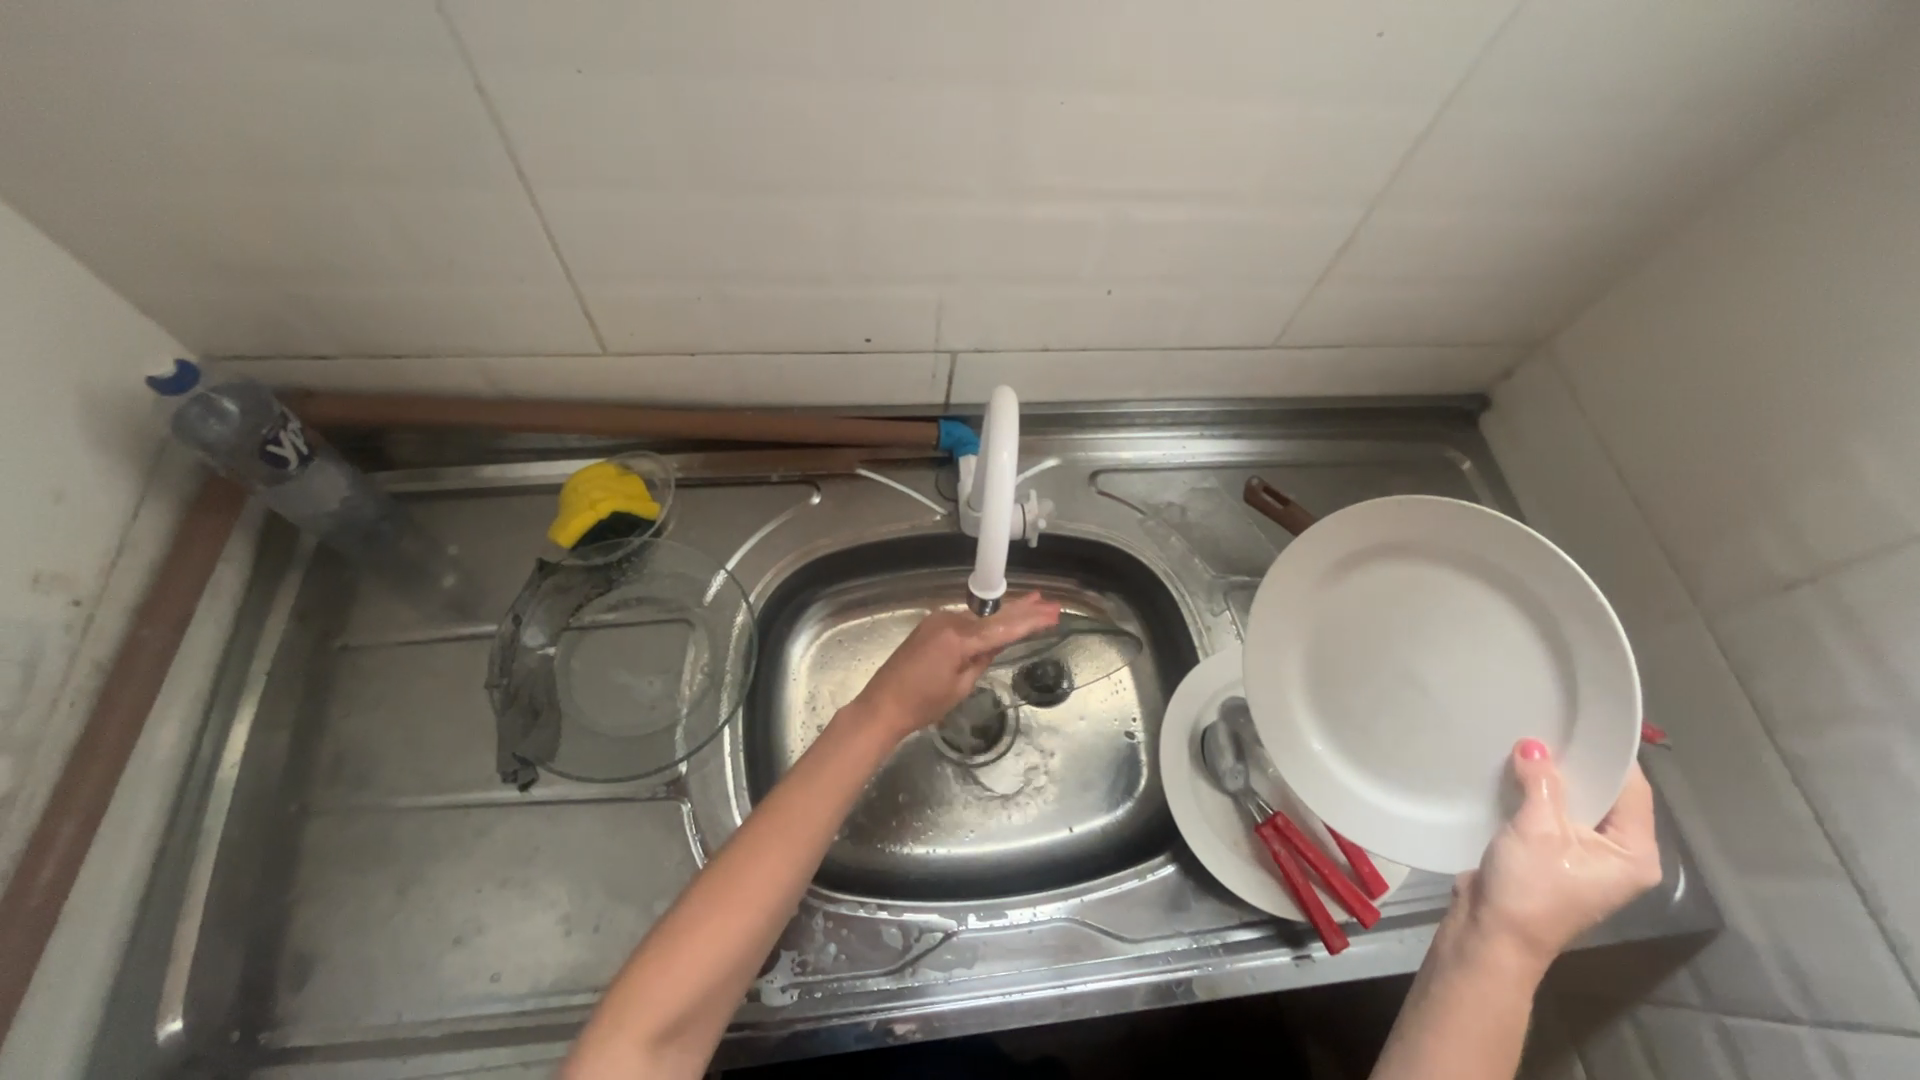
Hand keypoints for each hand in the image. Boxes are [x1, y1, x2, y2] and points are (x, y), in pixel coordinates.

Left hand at [845, 592, 1061, 743]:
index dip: (1030, 621)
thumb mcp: (961, 686)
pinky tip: (1003, 618)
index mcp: (958, 638)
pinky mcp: (930, 626)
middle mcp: (949, 621)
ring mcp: (937, 621)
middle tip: (1049, 603)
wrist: (882, 706)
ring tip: (1034, 603)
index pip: (1004, 628)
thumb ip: (983, 659)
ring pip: (980, 617)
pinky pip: (965, 621)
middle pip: (993, 615)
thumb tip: (1000, 641)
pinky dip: (985, 621)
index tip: (1053, 613)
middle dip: (1023, 610)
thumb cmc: (922, 705)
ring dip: (1006, 613)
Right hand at [1449, 739, 1661, 975]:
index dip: (1607, 755)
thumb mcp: (1537, 830)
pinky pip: (1550, 817)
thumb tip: (1534, 744)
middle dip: (1573, 765)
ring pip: (1573, 805)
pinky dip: (1534, 797)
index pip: (1631, 790)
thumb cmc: (1530, 887)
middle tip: (1547, 727)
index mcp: (1634, 853)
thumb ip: (1541, 784)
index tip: (1581, 721)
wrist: (1491, 933)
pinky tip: (1512, 777)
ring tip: (1525, 745)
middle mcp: (1618, 855)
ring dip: (1550, 781)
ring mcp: (1583, 858)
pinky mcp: (1550, 858)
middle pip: (1603, 796)